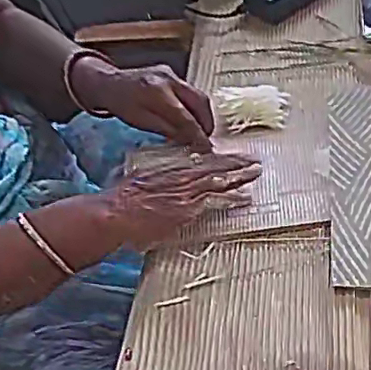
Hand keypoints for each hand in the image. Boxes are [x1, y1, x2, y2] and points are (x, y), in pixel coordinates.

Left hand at [71, 58, 217, 151]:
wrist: (107, 82)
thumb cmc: (122, 104)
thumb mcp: (143, 122)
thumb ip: (169, 131)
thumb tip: (193, 143)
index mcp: (157, 92)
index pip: (187, 118)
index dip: (199, 135)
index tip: (206, 149)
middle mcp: (167, 79)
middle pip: (200, 103)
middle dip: (206, 124)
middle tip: (204, 141)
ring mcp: (171, 74)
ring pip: (199, 98)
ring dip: (203, 117)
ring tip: (199, 132)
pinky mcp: (172, 75)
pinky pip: (193, 94)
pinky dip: (196, 109)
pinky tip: (191, 120)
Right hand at [105, 152, 259, 249]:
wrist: (115, 213)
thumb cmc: (123, 203)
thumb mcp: (141, 182)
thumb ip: (156, 181)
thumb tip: (162, 184)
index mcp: (169, 169)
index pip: (199, 161)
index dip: (218, 159)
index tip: (232, 156)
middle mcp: (179, 176)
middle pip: (213, 167)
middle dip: (235, 163)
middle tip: (253, 161)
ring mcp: (185, 191)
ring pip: (218, 180)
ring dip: (239, 177)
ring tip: (255, 173)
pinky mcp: (188, 206)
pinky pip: (215, 200)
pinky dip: (231, 198)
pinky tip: (244, 197)